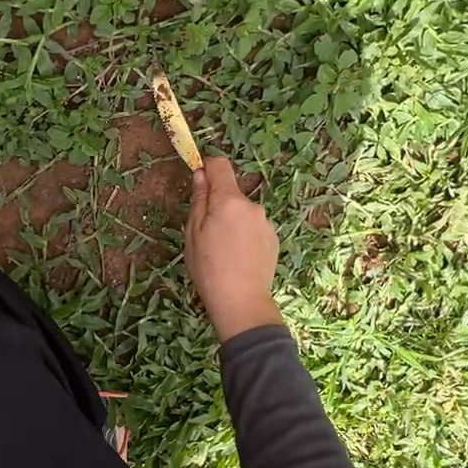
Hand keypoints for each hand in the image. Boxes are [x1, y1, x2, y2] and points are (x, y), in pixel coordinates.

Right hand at [185, 157, 283, 341]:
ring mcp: (265, 222)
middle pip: (231, 192)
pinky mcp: (273, 239)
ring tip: (223, 251)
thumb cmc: (209, 267)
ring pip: (242, 212)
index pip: (220, 165)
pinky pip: (253, 227)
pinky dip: (245, 235)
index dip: (207, 169)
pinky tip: (238, 258)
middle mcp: (252, 205)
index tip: (199, 183)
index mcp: (229, 200)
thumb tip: (201, 175)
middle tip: (206, 233)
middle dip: (218, 204)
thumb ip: (199, 200)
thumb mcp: (193, 233)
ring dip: (232, 221)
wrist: (242, 302)